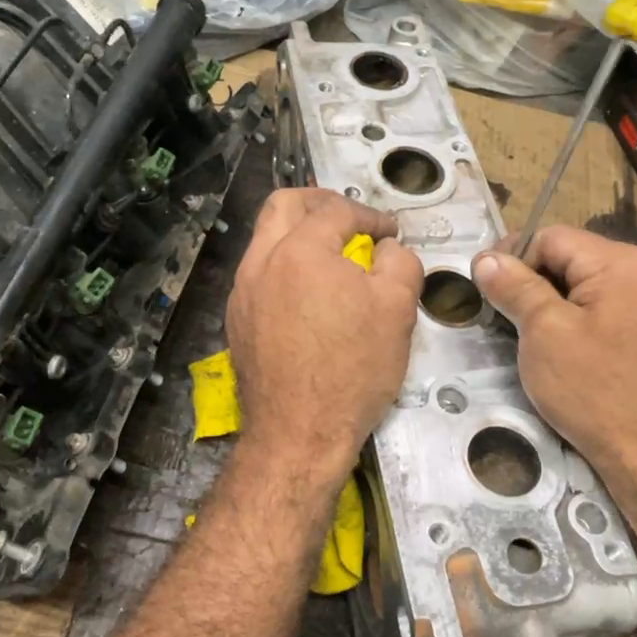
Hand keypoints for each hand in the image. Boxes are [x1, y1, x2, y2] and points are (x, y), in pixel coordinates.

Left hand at [227, 189, 423, 492]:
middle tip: (350, 217)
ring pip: (265, 238)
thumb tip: (388, 248)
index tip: (390, 232)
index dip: (371, 215)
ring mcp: (242, 292)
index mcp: (300, 251)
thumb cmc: (353, 370)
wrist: (298, 434)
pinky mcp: (237, 320)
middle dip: (320, 202)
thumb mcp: (397, 311)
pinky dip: (284, 265)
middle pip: (284, 205)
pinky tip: (309, 292)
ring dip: (298, 233)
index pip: (337, 212)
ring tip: (331, 252)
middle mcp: (261, 261)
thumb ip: (399, 263)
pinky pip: (258, 273)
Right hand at [471, 227, 636, 501]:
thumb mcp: (543, 333)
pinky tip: (566, 346)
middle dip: (535, 280)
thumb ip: (515, 287)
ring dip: (556, 300)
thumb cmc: (594, 391)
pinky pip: (611, 304)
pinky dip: (582, 316)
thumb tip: (486, 259)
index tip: (486, 287)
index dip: (513, 256)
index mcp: (624, 263)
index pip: (553, 237)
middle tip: (505, 315)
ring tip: (532, 334)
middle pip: (574, 257)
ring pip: (590, 282)